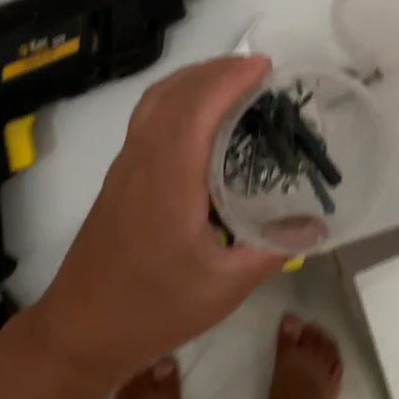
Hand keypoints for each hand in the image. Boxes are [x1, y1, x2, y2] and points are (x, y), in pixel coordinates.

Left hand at [33, 56, 285, 385]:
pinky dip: (177, 96)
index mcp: (169, 181)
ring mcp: (125, 165)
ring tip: (233, 81)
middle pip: (175, 93)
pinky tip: (201, 115)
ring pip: (156, 100)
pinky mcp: (120, 175)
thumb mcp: (224, 289)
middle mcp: (143, 161)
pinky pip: (148, 115)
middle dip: (217, 69)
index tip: (266, 67)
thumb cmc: (153, 309)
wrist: (80, 332)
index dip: (229, 79)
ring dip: (194, 78)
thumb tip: (318, 227)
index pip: (196, 109)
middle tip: (260, 71)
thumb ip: (271, 250)